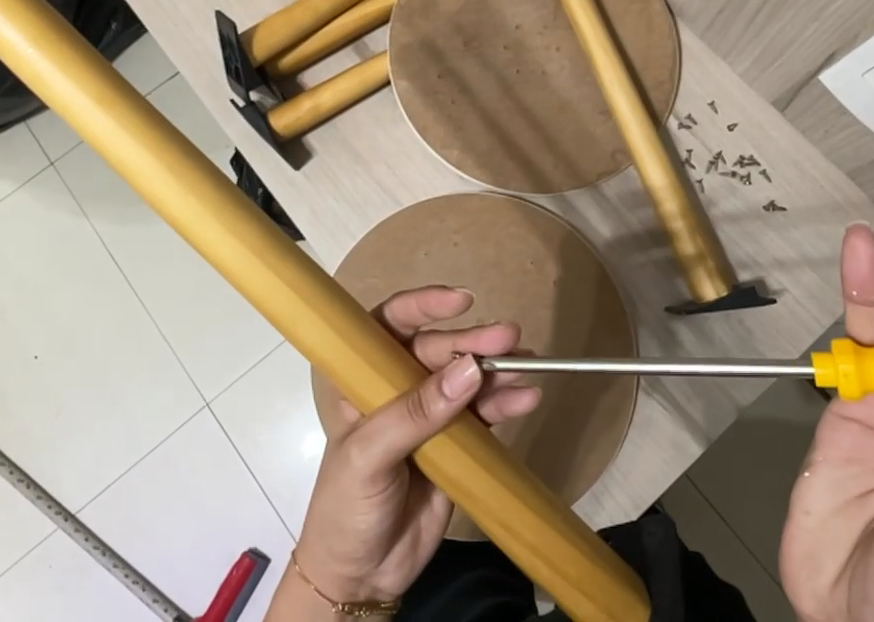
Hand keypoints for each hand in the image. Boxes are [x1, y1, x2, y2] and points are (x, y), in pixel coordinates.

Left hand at [281, 286, 542, 611]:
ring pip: (466, 378)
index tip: (459, 300)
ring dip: (497, 371)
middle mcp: (395, 386)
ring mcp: (429, 414)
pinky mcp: (456, 442)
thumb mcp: (370, 454)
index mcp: (361, 378)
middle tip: (509, 338)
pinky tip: (526, 398)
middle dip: (472, 341)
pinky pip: (484, 413)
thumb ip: (417, 412)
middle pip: (438, 349)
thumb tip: (470, 370)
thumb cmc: (346, 504)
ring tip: (527, 368)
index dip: (421, 306)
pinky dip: (505, 403)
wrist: (363, 574)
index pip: (389, 324)